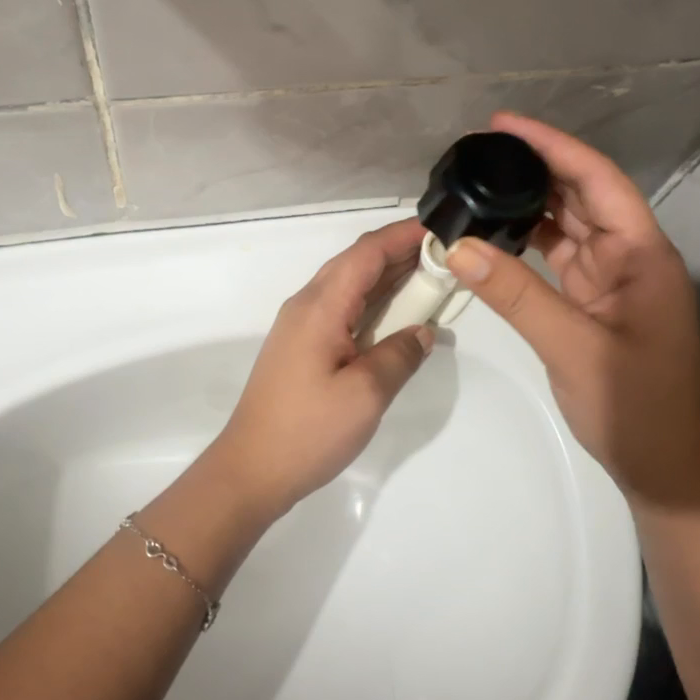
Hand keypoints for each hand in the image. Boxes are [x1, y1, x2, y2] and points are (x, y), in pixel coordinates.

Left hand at [205, 219, 434, 519]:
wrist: (252, 469)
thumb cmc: (308, 431)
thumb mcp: (365, 395)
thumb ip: (400, 355)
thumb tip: (423, 331)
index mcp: (320, 306)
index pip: (366, 253)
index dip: (403, 235)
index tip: (442, 229)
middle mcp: (307, 304)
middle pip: (356, 262)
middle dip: (400, 251)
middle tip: (447, 255)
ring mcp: (301, 324)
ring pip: (349, 283)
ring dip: (388, 276)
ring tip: (431, 276)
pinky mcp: (302, 344)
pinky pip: (343, 306)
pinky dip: (374, 300)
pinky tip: (398, 314)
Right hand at [444, 113, 699, 503]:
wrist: (661, 463)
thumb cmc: (633, 404)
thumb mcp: (573, 347)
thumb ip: (515, 294)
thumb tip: (458, 246)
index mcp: (643, 255)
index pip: (597, 180)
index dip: (553, 146)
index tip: (503, 124)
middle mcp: (631, 257)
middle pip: (583, 195)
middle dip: (536, 167)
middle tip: (479, 149)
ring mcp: (613, 280)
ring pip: (570, 224)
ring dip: (530, 202)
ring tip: (480, 180)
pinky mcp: (595, 301)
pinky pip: (560, 256)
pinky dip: (529, 240)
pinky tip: (495, 230)